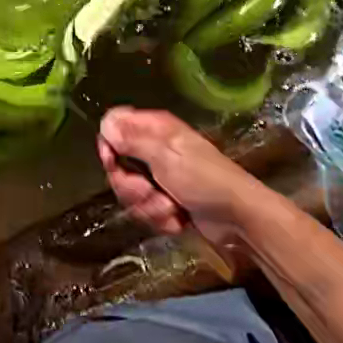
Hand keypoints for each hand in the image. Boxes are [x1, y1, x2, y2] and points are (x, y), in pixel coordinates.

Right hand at [96, 107, 270, 247]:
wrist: (235, 216)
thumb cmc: (205, 180)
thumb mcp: (167, 157)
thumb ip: (134, 141)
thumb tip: (106, 123)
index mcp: (157, 130)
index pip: (116, 127)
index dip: (109, 146)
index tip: (112, 162)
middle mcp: (156, 150)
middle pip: (119, 167)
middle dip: (132, 188)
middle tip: (151, 191)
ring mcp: (161, 178)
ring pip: (131, 194)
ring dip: (150, 207)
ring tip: (172, 207)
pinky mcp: (166, 202)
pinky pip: (146, 212)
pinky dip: (161, 219)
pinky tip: (179, 218)